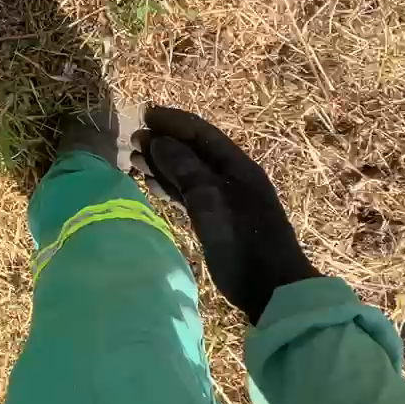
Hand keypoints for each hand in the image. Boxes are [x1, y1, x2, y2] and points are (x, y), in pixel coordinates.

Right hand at [130, 106, 317, 322]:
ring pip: (187, 172)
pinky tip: (151, 185)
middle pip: (192, 150)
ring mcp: (224, 198)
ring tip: (135, 160)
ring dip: (162, 163)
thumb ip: (183, 166)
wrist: (270, 288)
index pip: (201, 132)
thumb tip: (157, 140)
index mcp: (236, 166)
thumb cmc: (242, 239)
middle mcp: (230, 176)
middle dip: (162, 142)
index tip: (145, 115)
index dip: (173, 121)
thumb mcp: (210, 198)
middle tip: (134, 140)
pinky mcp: (216, 218)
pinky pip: (188, 193)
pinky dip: (168, 186)